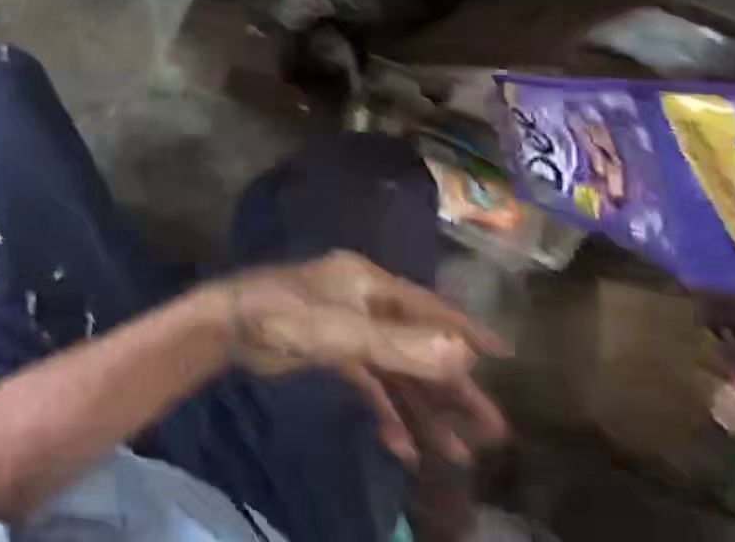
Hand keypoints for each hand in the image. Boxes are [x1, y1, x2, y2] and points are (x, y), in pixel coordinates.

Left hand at [214, 250, 509, 465]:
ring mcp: (345, 326)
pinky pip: (367, 381)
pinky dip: (384, 409)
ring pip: (395, 368)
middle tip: (490, 429)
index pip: (429, 306)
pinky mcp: (328, 350)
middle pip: (416, 344)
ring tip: (455, 452)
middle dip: (450, 386)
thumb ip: (403, 346)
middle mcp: (362, 300)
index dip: (466, 331)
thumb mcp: (347, 332)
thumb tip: (465, 353)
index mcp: (368, 282)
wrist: (230, 325)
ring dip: (422, 406)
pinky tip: (402, 446)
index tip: (505, 356)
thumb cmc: (287, 316)